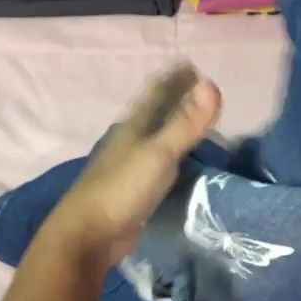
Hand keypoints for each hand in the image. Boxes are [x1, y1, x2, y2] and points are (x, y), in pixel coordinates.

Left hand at [41, 65, 222, 266]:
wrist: (88, 235)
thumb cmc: (122, 190)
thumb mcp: (158, 154)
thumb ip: (185, 123)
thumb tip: (212, 84)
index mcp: (133, 128)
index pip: (155, 94)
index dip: (172, 79)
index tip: (191, 65)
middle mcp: (129, 142)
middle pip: (154, 113)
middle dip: (173, 98)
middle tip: (196, 87)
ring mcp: (129, 167)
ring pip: (154, 138)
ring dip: (172, 126)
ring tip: (192, 120)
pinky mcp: (133, 191)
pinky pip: (157, 163)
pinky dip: (171, 155)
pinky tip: (178, 161)